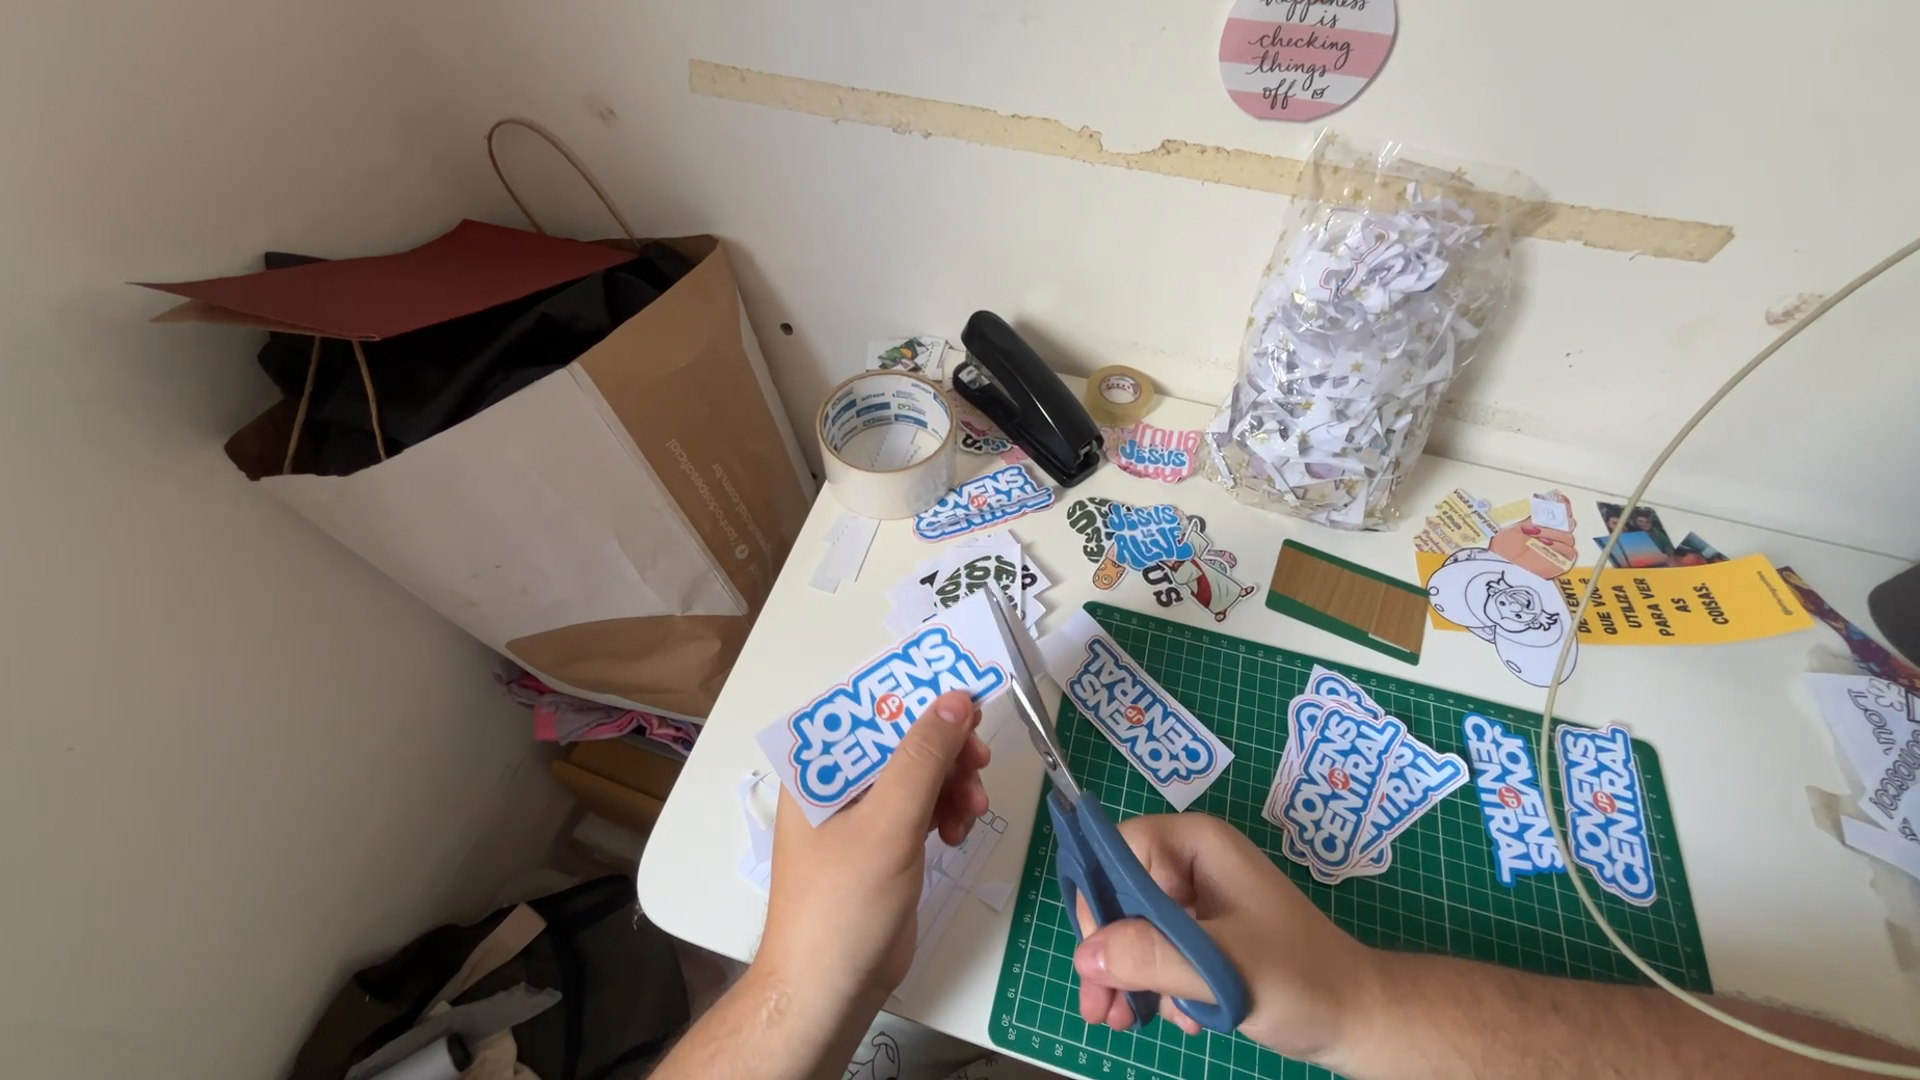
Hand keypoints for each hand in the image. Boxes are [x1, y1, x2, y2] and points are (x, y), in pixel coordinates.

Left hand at [756, 689, 992, 1008]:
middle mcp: (838, 781)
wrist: (831, 990)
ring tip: (973, 808)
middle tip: (980, 758)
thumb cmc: (845, 900)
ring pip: (920, 773)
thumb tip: (956, 699)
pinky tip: (959, 833)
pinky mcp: (886, 841)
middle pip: (902, 739)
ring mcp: (864, 813)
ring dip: (953, 783)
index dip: (918, 696)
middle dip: (946, 748)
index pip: (869, 708)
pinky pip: (924, 806)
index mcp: (819, 766)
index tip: (966, 696)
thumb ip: (923, 757)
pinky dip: (947, 812)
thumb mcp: (888, 821)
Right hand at [1073, 814, 1374, 1064]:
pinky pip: (1156, 947)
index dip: (1101, 895)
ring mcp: (1197, 897)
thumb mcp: (1222, 969)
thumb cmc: (1301, 982)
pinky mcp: (1202, 931)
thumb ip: (1152, 956)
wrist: (1360, 1024)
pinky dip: (1151, 983)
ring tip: (1119, 1021)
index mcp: (1197, 845)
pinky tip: (1167, 1017)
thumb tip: (1086, 954)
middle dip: (1108, 950)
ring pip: (1133, 925)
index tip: (1095, 953)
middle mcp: (1190, 862)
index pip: (1122, 848)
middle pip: (1122, 892)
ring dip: (1124, 974)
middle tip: (1098, 1006)